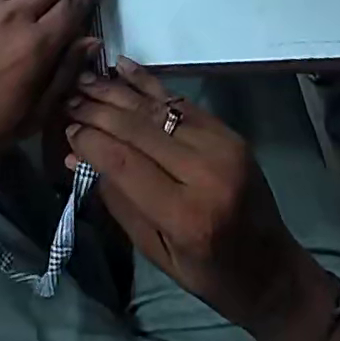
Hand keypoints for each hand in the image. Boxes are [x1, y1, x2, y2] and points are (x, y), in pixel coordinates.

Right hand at [65, 59, 333, 340]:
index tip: (65, 128)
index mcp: (186, 215)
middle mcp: (206, 174)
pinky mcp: (227, 131)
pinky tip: (119, 68)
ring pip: (154, 108)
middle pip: (135, 128)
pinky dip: (145, 82)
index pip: (123, 161)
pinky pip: (178, 100)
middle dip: (95, 111)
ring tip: (82, 79)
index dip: (89, 140)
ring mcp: (221, 146)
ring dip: (113, 91)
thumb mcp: (154, 249)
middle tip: (66, 99)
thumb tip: (73, 154)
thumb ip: (115, 197)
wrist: (275, 271)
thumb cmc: (209, 272)